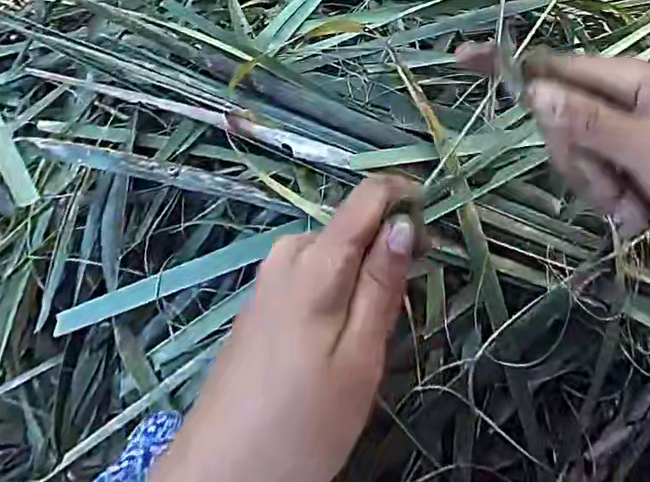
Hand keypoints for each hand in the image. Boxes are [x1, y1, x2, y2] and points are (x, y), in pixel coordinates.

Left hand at [150, 176, 419, 481]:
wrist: (215, 480)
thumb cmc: (300, 425)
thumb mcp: (359, 359)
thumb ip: (382, 284)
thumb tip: (403, 222)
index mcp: (315, 259)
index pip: (368, 195)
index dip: (406, 197)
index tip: (433, 225)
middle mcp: (288, 253)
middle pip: (353, 226)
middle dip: (388, 248)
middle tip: (409, 302)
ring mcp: (269, 278)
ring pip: (334, 254)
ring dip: (364, 274)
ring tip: (374, 335)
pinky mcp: (260, 303)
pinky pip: (312, 275)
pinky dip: (338, 289)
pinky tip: (336, 342)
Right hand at [456, 45, 649, 267]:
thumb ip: (589, 123)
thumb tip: (534, 91)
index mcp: (624, 81)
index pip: (551, 66)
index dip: (507, 64)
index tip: (461, 58)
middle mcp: (619, 104)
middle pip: (557, 123)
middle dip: (577, 161)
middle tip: (614, 183)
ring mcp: (625, 139)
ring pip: (574, 159)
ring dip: (599, 190)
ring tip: (638, 205)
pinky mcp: (633, 171)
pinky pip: (597, 184)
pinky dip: (614, 205)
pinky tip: (644, 216)